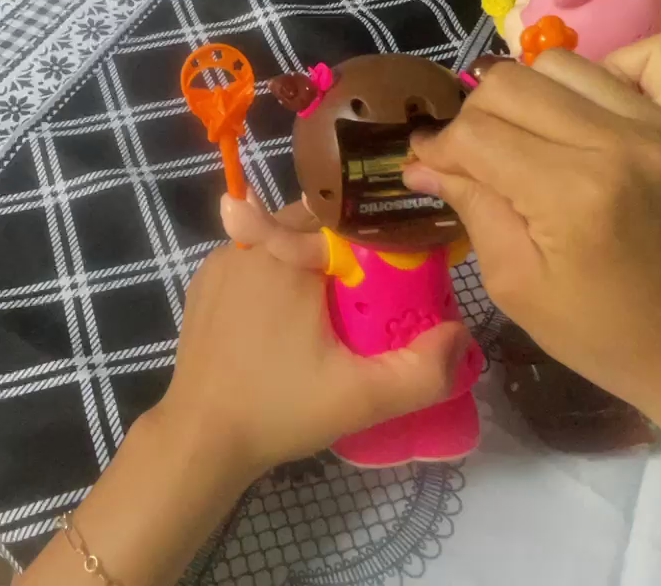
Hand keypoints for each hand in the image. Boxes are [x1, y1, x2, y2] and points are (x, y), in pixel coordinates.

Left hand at [153, 239, 470, 475]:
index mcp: (285, 256)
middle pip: (308, 227)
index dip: (371, 245)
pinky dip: (270, 279)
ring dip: (303, 266)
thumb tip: (460, 334)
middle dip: (338, 255)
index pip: (341, 223)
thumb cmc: (278, 408)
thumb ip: (421, 371)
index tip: (389, 278)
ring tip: (324, 315)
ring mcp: (218, 263)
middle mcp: (247, 245)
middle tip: (361, 300)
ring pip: (276, 244)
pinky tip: (281, 322)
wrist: (201, 437)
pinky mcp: (202, 284)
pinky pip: (249, 263)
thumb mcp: (361, 398)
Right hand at [402, 33, 660, 426]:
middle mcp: (621, 145)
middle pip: (509, 85)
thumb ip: (469, 207)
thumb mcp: (514, 285)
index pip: (473, 133)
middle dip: (474, 118)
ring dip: (530, 94)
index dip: (438, 147)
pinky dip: (615, 67)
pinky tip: (597, 107)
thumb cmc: (602, 333)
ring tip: (534, 137)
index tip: (430, 165)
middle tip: (478, 157)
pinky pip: (658, 53)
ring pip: (562, 64)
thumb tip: (419, 160)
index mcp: (571, 195)